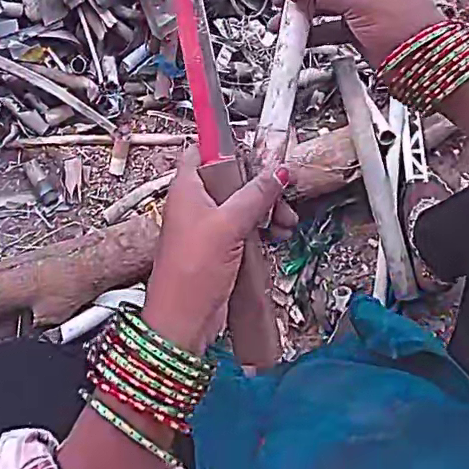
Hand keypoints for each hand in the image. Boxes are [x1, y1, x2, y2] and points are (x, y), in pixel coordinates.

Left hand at [141, 147, 289, 354]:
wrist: (183, 322)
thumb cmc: (190, 273)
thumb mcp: (228, 225)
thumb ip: (255, 195)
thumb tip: (278, 171)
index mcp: (187, 187)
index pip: (205, 149)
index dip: (230, 146)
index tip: (258, 149)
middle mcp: (197, 202)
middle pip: (234, 176)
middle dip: (261, 184)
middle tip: (282, 193)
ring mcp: (209, 224)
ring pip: (244, 202)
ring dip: (268, 208)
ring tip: (285, 222)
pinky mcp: (221, 245)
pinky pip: (246, 226)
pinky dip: (264, 227)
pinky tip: (279, 235)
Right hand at [273, 0, 443, 65]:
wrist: (425, 63)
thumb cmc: (404, 23)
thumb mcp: (356, 0)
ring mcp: (365, 5)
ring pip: (328, 0)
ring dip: (305, 9)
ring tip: (282, 18)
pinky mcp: (360, 29)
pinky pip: (331, 25)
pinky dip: (314, 30)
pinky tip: (298, 36)